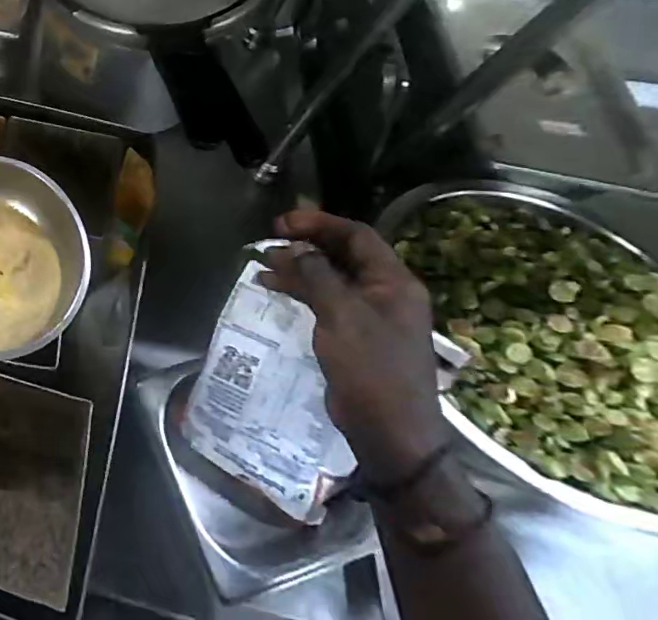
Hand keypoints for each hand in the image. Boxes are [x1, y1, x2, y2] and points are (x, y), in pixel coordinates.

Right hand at [261, 209, 450, 482]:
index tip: (283, 223)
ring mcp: (370, 314)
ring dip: (298, 267)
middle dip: (305, 244)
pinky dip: (301, 290)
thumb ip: (317, 275)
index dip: (319, 223)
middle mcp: (385, 292)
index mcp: (393, 282)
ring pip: (330, 276)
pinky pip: (325, 299)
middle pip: (342, 254)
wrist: (390, 433)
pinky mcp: (354, 334)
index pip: (357, 236)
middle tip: (270, 240)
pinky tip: (273, 289)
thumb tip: (296, 247)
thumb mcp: (341, 315)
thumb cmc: (370, 368)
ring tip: (264, 263)